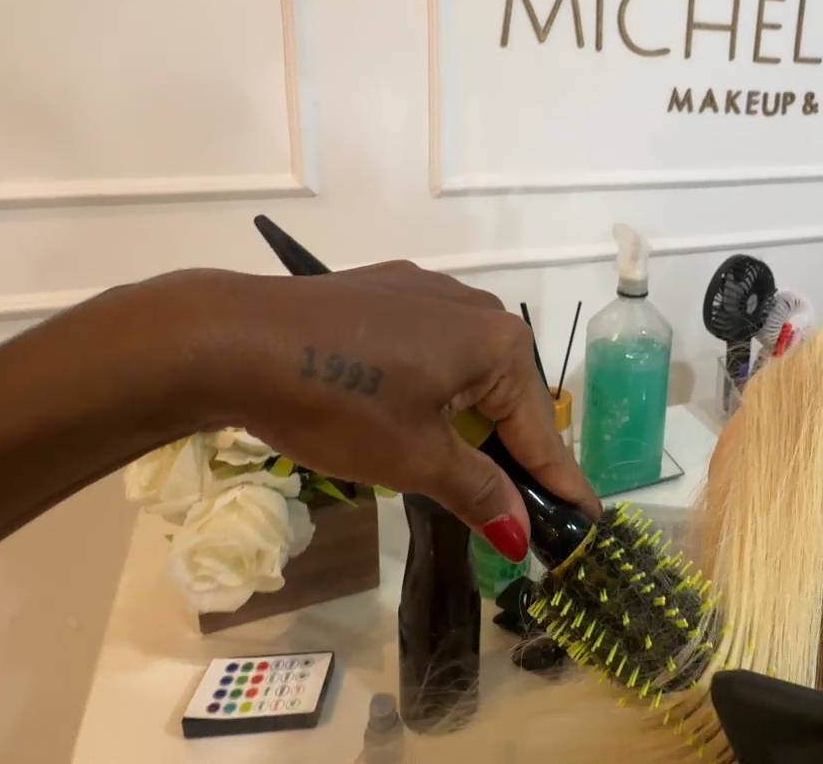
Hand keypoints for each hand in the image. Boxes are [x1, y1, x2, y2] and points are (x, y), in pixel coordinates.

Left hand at [162, 265, 599, 560]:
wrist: (233, 338)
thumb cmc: (337, 401)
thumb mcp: (413, 458)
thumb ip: (478, 492)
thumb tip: (521, 536)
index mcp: (499, 344)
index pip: (540, 430)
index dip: (562, 482)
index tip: (589, 520)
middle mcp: (479, 308)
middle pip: (509, 395)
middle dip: (512, 451)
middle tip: (512, 506)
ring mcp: (434, 291)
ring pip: (471, 367)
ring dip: (472, 416)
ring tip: (458, 461)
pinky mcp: (394, 287)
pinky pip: (435, 344)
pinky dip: (437, 382)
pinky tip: (407, 403)